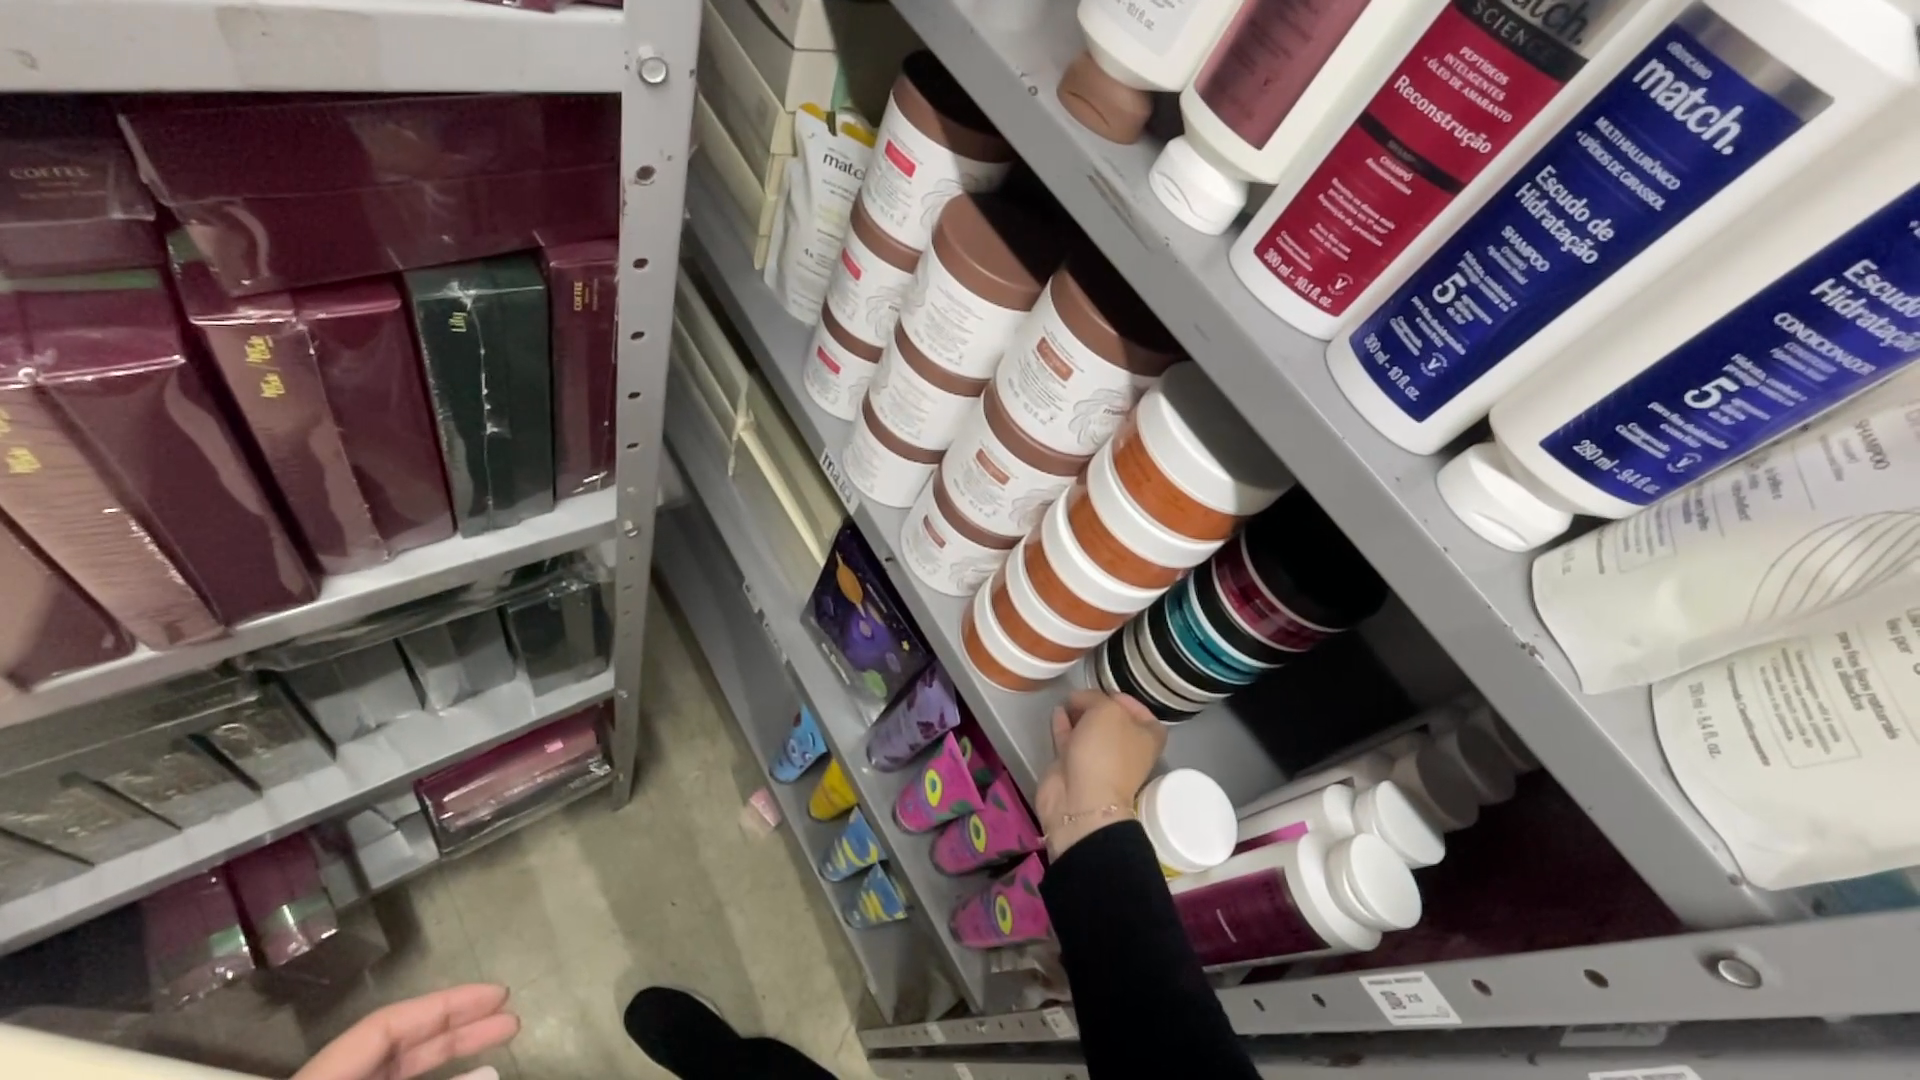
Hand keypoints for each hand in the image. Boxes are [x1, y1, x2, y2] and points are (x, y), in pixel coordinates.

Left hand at [293, 984, 518, 1079]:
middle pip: (398, 1043)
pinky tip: (472, 1079)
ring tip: (502, 1039)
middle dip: (456, 1027)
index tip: (497, 995)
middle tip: (510, 1015)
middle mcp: (335, 1077)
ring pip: (400, 1070)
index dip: (443, 1005)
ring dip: (452, 1054)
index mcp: (323, 1073)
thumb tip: (492, 1074)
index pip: (387, 1023)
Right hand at [1036, 690, 1165, 858]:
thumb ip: (1094, 697)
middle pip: (1114, 722)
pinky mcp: (1074, 766)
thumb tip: (1078, 699)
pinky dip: (1064, 725)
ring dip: (1079, 714)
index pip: (1144, 714)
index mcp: (1147, 739)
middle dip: (1098, 706)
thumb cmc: (1105, 751)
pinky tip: (1057, 711)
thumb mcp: (1106, 711)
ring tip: (1067, 699)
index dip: (1128, 701)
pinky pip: (1070, 738)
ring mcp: (1100, 759)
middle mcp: (1126, 750)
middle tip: (1082, 694)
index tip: (1108, 691)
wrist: (1081, 799)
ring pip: (1090, 730)